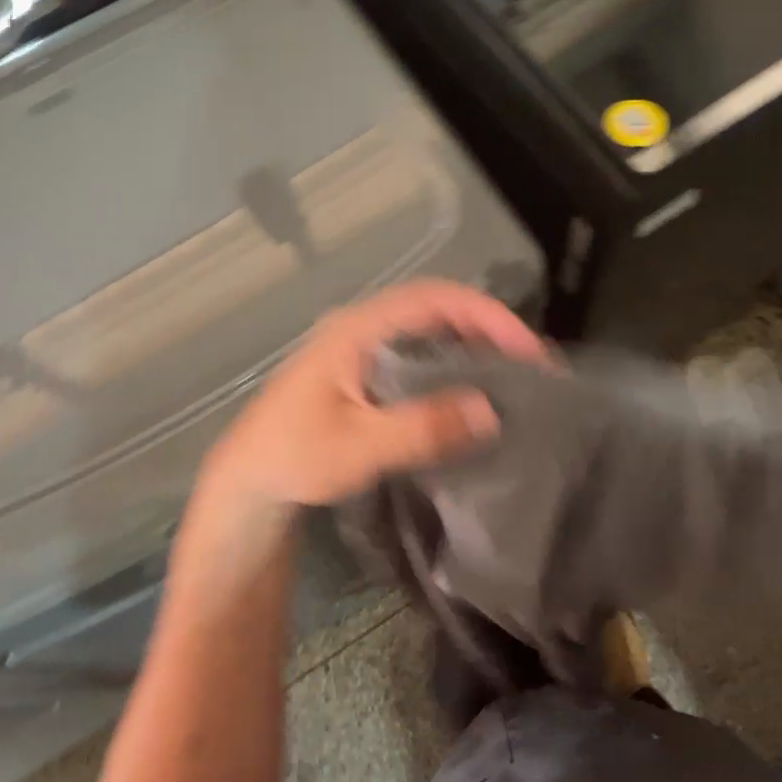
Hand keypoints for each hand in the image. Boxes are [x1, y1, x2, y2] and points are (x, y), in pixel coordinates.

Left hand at [200, 280, 548, 510]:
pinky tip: (472, 394)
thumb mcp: (358, 447)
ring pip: (428, 331)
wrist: (248, 481)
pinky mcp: (361, 373)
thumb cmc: (293, 458)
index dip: (486, 316)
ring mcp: (360, 349)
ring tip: (514, 378)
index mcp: (357, 330)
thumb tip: (490, 411)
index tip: (528, 350)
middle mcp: (361, 328)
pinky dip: (452, 365)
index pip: (433, 300)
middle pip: (436, 309)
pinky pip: (418, 354)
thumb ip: (421, 428)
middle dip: (488, 328)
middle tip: (532, 366)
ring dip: (472, 346)